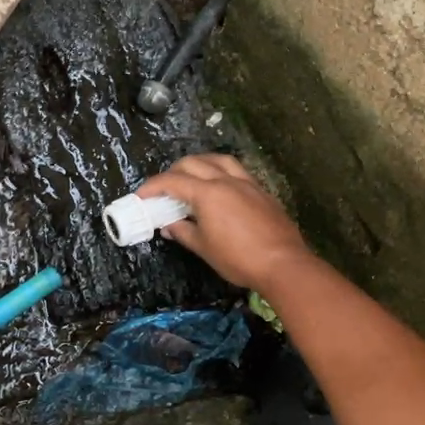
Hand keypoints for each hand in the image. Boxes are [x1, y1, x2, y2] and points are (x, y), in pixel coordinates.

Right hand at [139, 153, 311, 290]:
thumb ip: (182, 232)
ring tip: (190, 176)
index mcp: (207, 193)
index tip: (140, 196)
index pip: (172, 182)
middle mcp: (226, 181)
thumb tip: (168, 225)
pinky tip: (218, 186)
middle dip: (173, 172)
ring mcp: (246, 183)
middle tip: (163, 189)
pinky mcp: (261, 191)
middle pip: (193, 163)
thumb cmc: (238, 258)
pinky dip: (220, 171)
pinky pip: (236, 170)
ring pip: (218, 160)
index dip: (152, 187)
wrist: (284, 265)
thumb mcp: (203, 247)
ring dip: (199, 164)